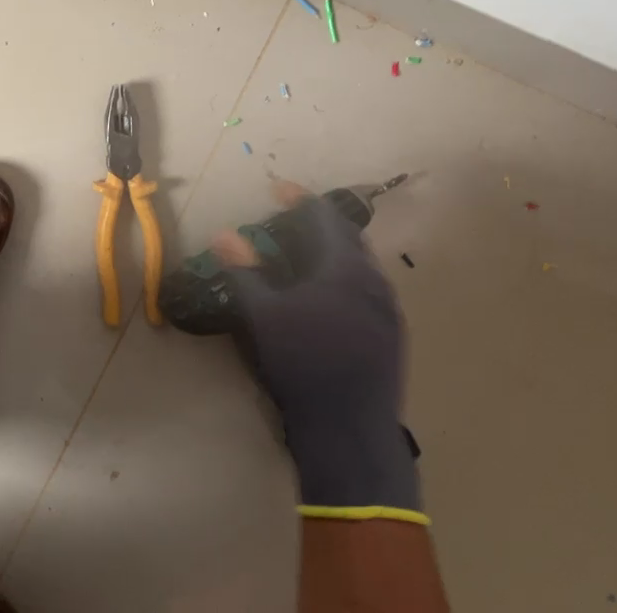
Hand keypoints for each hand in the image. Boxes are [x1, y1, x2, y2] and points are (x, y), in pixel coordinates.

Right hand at [215, 180, 421, 520]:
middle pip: (350, 240)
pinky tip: (323, 297)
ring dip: (332, 253)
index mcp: (346, 270)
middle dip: (319, 225)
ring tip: (303, 256)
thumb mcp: (263, 314)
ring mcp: (389, 312)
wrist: (349, 428)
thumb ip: (245, 271)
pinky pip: (367, 290)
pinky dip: (343, 279)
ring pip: (361, 267)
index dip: (300, 199)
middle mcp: (375, 283)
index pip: (326, 219)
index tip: (278, 189)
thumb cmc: (301, 362)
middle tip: (288, 221)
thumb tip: (224, 234)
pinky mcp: (392, 336)